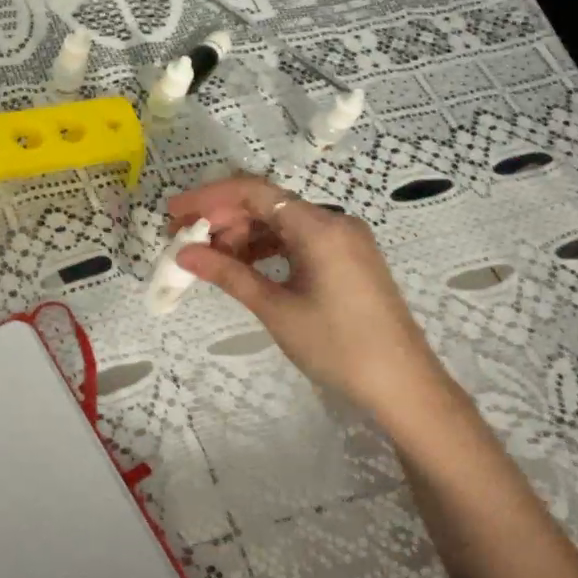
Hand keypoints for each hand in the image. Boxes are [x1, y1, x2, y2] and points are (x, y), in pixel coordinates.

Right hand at [169, 175, 448, 414]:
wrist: (403, 385)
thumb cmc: (337, 346)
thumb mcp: (275, 308)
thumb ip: (228, 274)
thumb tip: (183, 253)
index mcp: (319, 227)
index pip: (253, 192)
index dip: (208, 198)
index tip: (174, 213)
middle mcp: (334, 222)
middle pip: (266, 205)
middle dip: (221, 218)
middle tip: (183, 240)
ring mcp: (344, 240)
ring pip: (281, 223)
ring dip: (241, 234)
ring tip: (207, 258)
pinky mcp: (347, 259)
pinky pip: (297, 240)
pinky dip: (265, 248)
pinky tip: (241, 266)